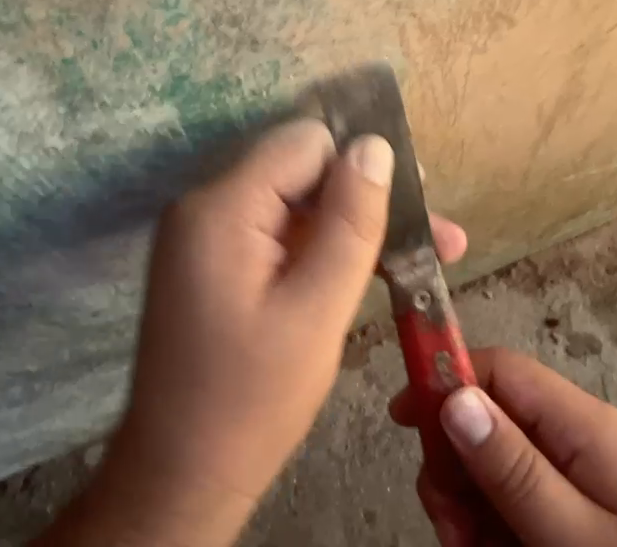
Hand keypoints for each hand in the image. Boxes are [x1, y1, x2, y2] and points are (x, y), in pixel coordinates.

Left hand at [41, 118, 467, 546]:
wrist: (181, 473)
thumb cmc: (253, 399)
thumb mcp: (316, 310)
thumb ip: (350, 222)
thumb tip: (375, 144)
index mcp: (222, 207)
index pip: (304, 143)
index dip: (360, 163)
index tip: (416, 199)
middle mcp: (205, 205)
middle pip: (300, 171)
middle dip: (365, 197)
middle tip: (435, 234)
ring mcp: (204, 234)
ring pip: (293, 203)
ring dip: (350, 226)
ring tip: (420, 257)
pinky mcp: (211, 261)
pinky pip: (275, 232)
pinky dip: (319, 247)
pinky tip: (368, 270)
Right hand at [390, 348, 616, 546]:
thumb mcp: (577, 537)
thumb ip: (516, 470)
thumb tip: (455, 396)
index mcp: (585, 427)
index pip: (501, 370)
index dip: (446, 379)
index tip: (401, 420)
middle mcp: (577, 443)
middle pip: (489, 422)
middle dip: (455, 467)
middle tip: (451, 527)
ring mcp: (576, 483)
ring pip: (492, 471)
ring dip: (468, 510)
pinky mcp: (574, 519)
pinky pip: (513, 508)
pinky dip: (490, 532)